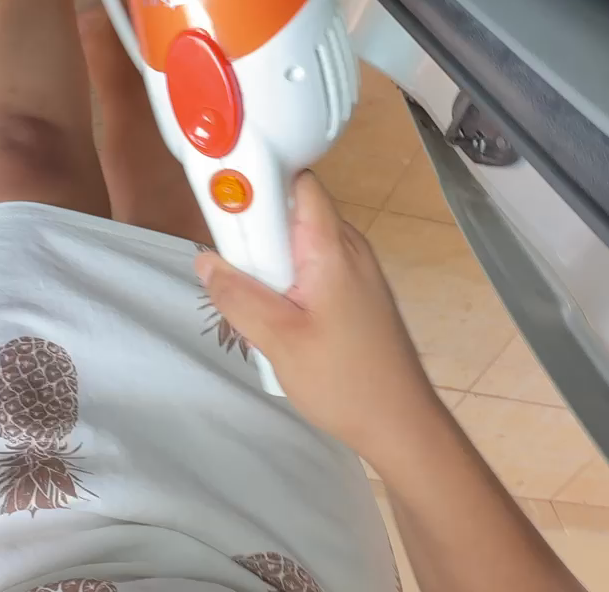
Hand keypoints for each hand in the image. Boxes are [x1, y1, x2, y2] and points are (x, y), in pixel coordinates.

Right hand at [195, 172, 441, 456]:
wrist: (403, 427)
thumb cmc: (343, 380)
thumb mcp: (279, 339)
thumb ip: (238, 296)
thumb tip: (205, 261)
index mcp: (332, 246)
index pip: (300, 183)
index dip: (263, 181)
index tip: (226, 202)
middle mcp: (348, 247)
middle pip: (294, 211)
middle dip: (257, 230)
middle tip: (230, 262)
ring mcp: (355, 270)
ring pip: (299, 242)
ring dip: (269, 260)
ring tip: (249, 295)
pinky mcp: (355, 292)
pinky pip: (311, 265)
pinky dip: (287, 278)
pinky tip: (275, 315)